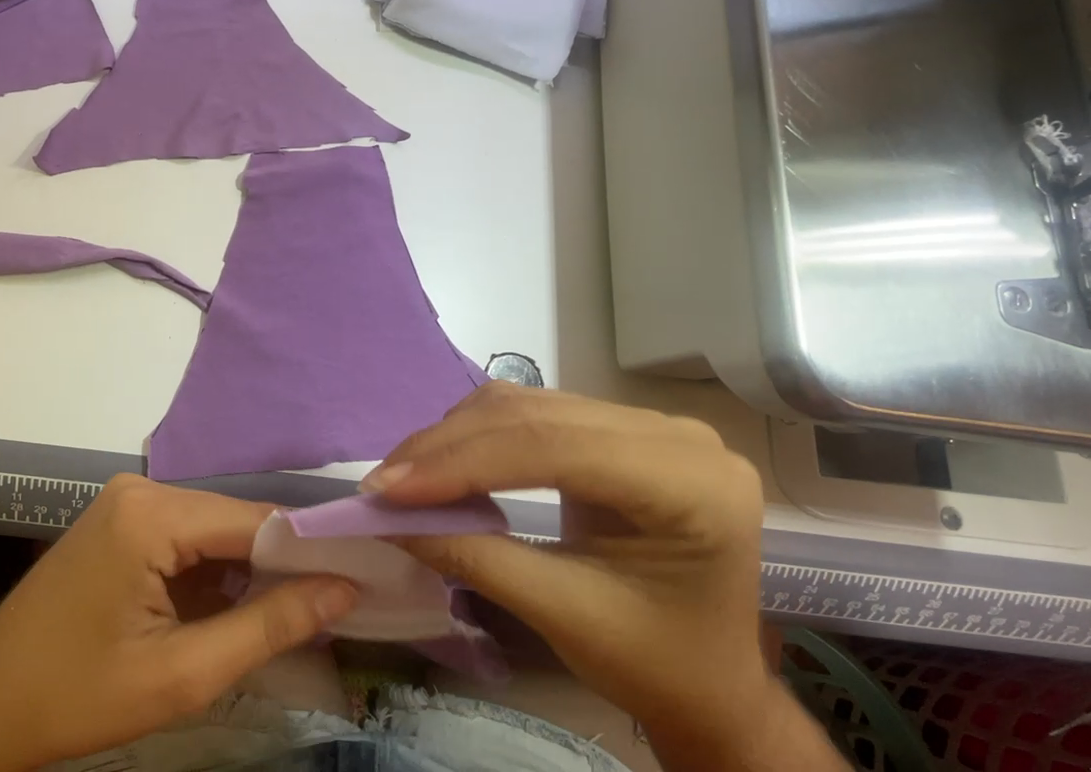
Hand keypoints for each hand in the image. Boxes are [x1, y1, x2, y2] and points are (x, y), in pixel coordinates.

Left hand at [0, 475, 359, 771]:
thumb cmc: (78, 695)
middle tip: (347, 606)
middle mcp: (139, 492)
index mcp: (150, 513)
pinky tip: (242, 612)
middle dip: (286, 565)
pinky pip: (184, 543)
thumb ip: (269, 625)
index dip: (318, 551)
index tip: (373, 577)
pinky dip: (215, 577)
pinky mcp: (116, 529)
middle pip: (237, 522)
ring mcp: (124, 507)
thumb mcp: (184, 673)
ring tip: (306, 614)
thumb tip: (345, 588)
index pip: (259, 520)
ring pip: (214, 534)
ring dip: (252, 574)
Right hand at [364, 384, 837, 768]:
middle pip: (535, 416)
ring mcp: (649, 426)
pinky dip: (476, 438)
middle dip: (447, 448)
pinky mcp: (618, 431)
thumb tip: (383, 517)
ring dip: (454, 438)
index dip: (461, 463)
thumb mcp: (561, 614)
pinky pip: (532, 415)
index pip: (554, 448)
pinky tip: (443, 467)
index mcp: (691, 485)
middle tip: (382, 486)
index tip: (386, 491)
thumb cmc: (653, 663)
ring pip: (525, 406)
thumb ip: (473, 556)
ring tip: (402, 479)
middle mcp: (677, 436)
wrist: (708, 684)